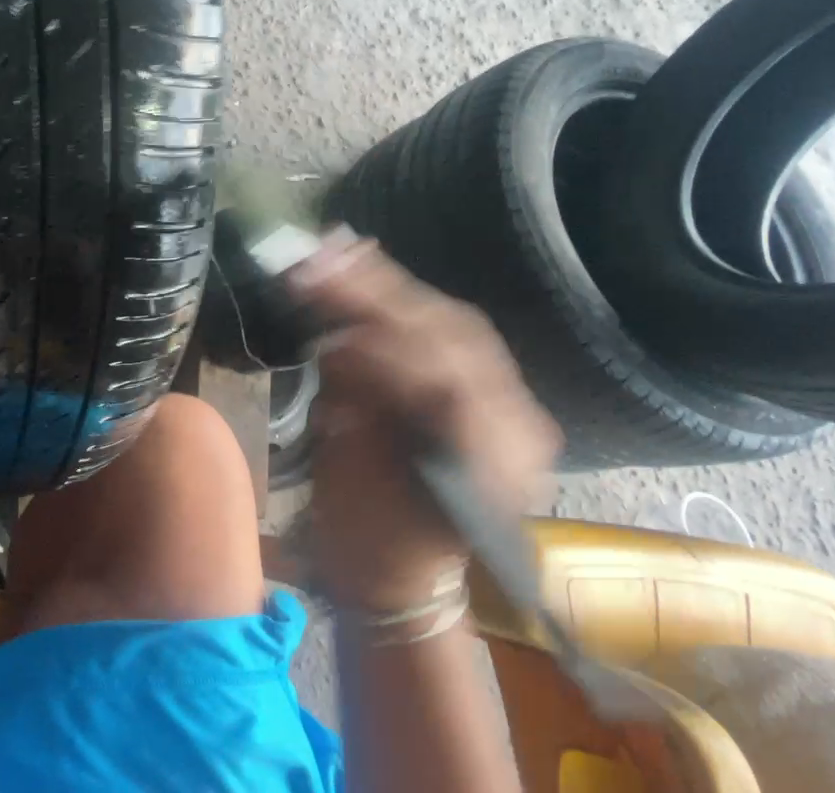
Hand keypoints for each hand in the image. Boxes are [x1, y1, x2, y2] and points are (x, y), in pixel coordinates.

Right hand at [289, 236, 559, 611]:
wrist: (405, 582)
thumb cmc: (370, 545)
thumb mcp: (350, 481)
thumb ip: (354, 409)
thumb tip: (338, 342)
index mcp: (484, 463)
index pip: (443, 378)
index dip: (383, 338)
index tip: (320, 302)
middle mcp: (515, 428)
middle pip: (455, 339)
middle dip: (382, 292)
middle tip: (319, 255)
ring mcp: (510, 412)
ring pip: (457, 330)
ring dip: (391, 289)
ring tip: (335, 252)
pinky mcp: (492, 400)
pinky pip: (451, 342)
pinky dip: (403, 309)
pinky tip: (365, 280)